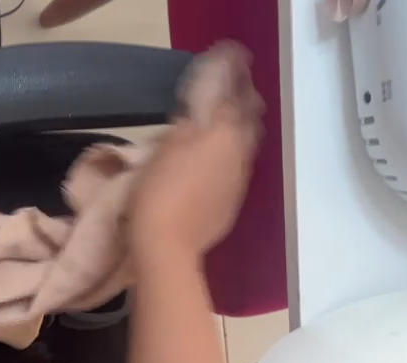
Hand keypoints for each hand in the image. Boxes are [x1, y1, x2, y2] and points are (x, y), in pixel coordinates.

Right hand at [130, 43, 265, 264]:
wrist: (167, 250)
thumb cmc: (158, 195)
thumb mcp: (164, 150)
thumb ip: (185, 125)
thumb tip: (199, 108)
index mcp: (224, 133)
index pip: (235, 96)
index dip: (232, 80)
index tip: (227, 69)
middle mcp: (240, 154)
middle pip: (248, 121)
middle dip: (241, 108)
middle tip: (227, 102)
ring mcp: (239, 183)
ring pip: (243, 149)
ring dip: (234, 138)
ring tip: (220, 136)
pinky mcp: (230, 207)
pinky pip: (234, 175)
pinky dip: (226, 166)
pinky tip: (211, 171)